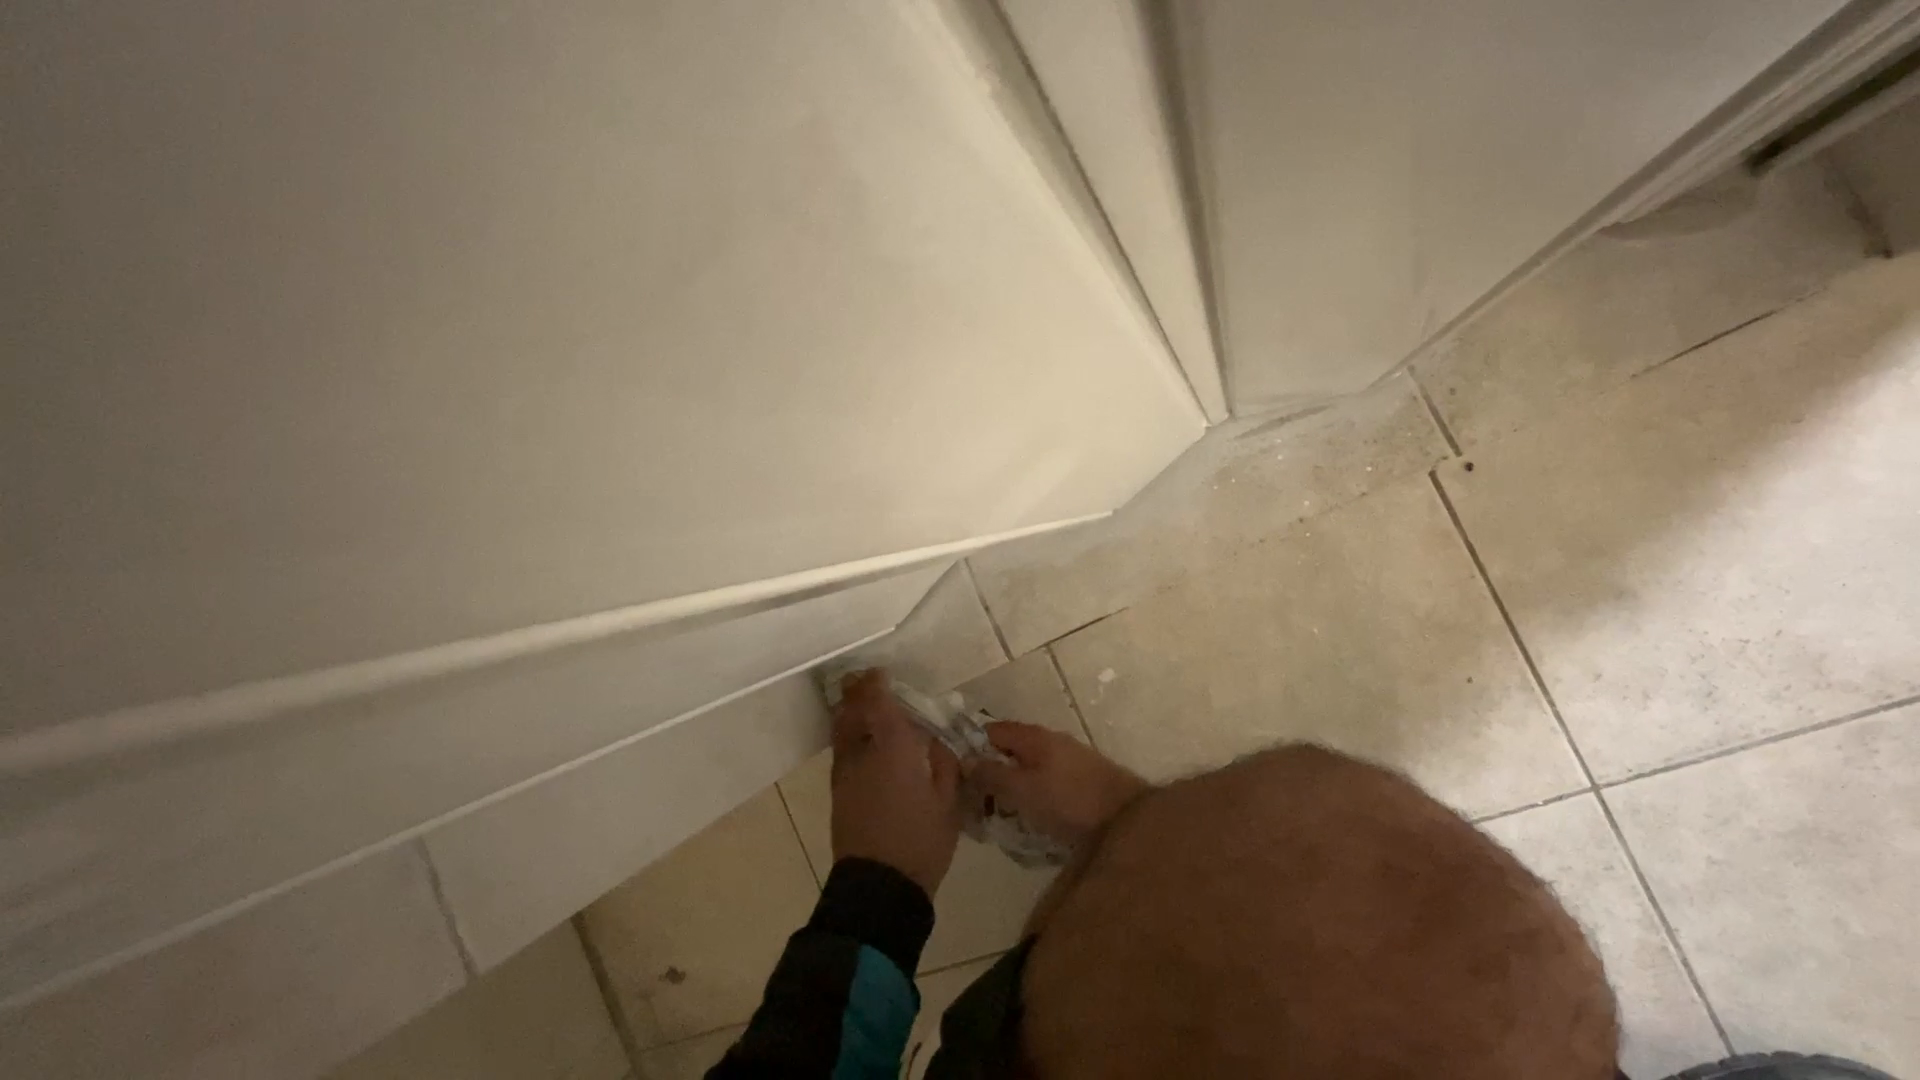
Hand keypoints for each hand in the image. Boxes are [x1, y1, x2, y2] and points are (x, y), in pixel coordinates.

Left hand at [829, 670, 962, 895]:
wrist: (879, 886)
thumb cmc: (921, 841)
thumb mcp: (949, 801)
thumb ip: (943, 763)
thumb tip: (936, 741)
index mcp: (893, 748)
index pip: (879, 702)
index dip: (877, 683)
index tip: (881, 671)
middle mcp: (862, 752)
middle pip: (851, 711)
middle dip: (856, 692)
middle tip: (865, 681)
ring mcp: (844, 773)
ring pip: (841, 731)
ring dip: (849, 712)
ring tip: (860, 705)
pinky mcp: (837, 793)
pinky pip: (842, 751)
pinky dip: (849, 736)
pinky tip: (862, 742)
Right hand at [964, 721, 1149, 847]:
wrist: (1129, 819)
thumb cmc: (1070, 801)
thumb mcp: (1023, 790)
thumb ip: (992, 775)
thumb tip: (965, 760)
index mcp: (1034, 737)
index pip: (992, 730)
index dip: (971, 745)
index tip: (954, 771)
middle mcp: (1052, 741)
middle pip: (1011, 750)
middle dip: (991, 770)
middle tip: (973, 800)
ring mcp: (1070, 760)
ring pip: (1029, 768)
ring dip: (1012, 785)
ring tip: (997, 813)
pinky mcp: (1082, 781)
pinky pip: (1046, 782)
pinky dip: (1032, 794)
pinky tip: (1028, 815)